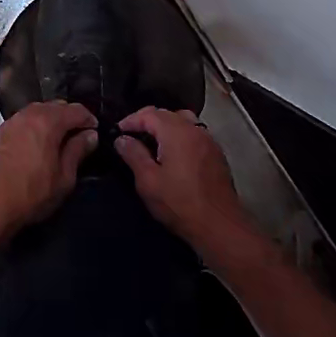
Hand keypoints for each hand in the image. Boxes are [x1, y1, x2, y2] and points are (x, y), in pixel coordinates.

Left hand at [0, 101, 98, 247]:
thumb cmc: (31, 194)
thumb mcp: (64, 177)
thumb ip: (78, 150)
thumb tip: (89, 136)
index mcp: (48, 121)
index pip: (77, 110)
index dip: (89, 120)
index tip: (94, 133)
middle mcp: (29, 115)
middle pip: (58, 106)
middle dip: (71, 118)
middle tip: (80, 137)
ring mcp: (13, 122)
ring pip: (40, 111)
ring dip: (53, 120)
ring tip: (61, 141)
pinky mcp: (2, 133)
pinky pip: (26, 120)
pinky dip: (37, 126)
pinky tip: (41, 145)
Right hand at [113, 107, 255, 254]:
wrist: (217, 223)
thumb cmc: (179, 203)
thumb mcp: (148, 181)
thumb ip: (134, 155)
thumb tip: (122, 139)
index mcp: (176, 132)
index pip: (149, 114)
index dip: (131, 120)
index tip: (118, 131)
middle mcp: (195, 129)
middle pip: (167, 114)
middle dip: (147, 120)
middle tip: (131, 135)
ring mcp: (209, 140)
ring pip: (184, 121)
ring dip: (166, 126)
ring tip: (151, 142)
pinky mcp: (216, 152)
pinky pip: (195, 133)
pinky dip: (181, 135)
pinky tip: (173, 153)